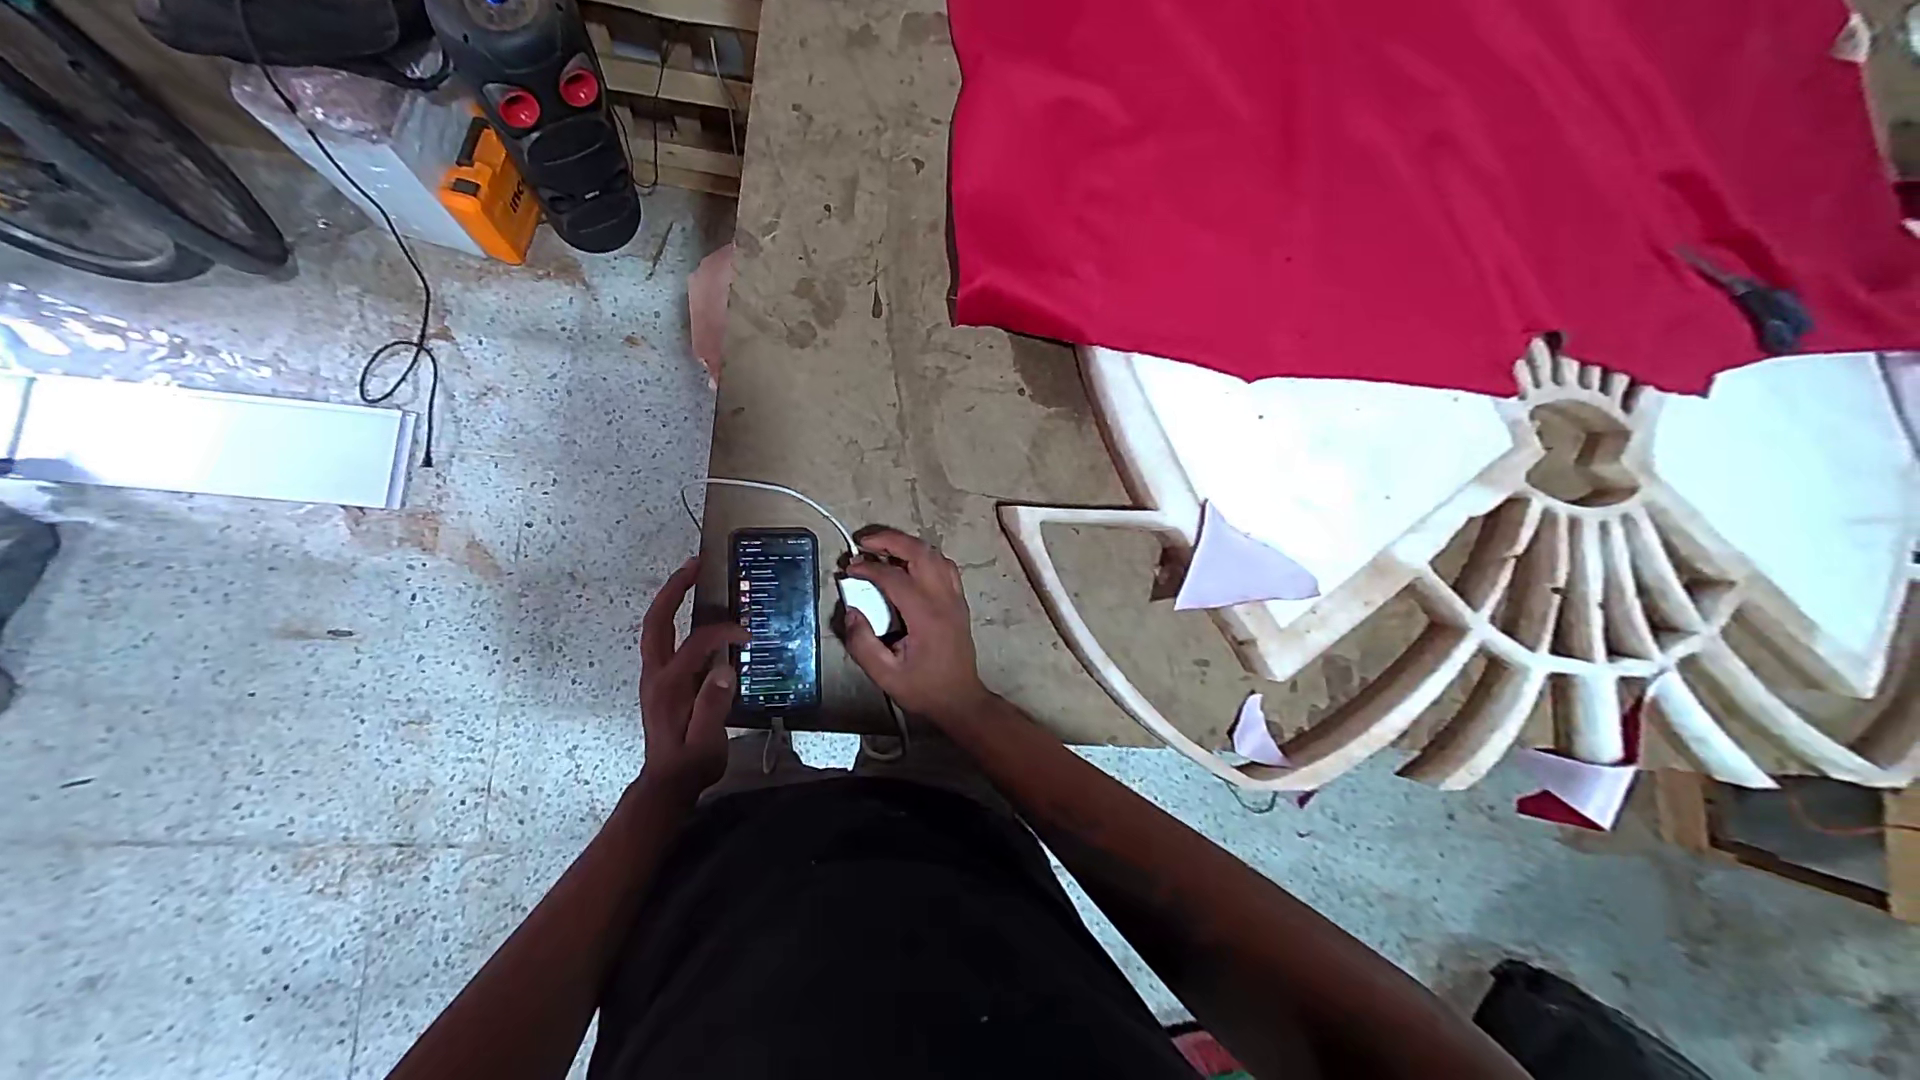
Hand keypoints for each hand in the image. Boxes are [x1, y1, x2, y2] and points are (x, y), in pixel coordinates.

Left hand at [636, 558, 748, 801]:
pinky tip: (693, 611)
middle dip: (674, 589)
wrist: (667, 783)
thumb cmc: (691, 763)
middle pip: (657, 621)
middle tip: (694, 564)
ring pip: (656, 627)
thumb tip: (725, 669)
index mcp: (668, 686)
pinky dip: (674, 616)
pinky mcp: (660, 680)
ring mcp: (654, 675)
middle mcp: (655, 674)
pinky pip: (663, 638)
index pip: (696, 645)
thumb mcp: (706, 742)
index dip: (722, 633)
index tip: (747, 634)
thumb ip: (712, 706)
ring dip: (671, 598)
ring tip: (692, 575)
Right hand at [840, 528, 994, 722]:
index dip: (868, 568)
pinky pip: (944, 566)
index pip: (895, 578)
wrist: (960, 699)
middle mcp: (945, 600)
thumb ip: (862, 643)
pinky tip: (906, 564)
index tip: (848, 569)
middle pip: (921, 553)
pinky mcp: (958, 601)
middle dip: (890, 540)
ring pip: (935, 555)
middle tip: (863, 542)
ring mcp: (956, 598)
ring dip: (907, 545)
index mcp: (927, 616)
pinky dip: (923, 556)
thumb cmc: (923, 689)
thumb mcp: (885, 675)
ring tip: (880, 549)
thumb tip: (851, 612)